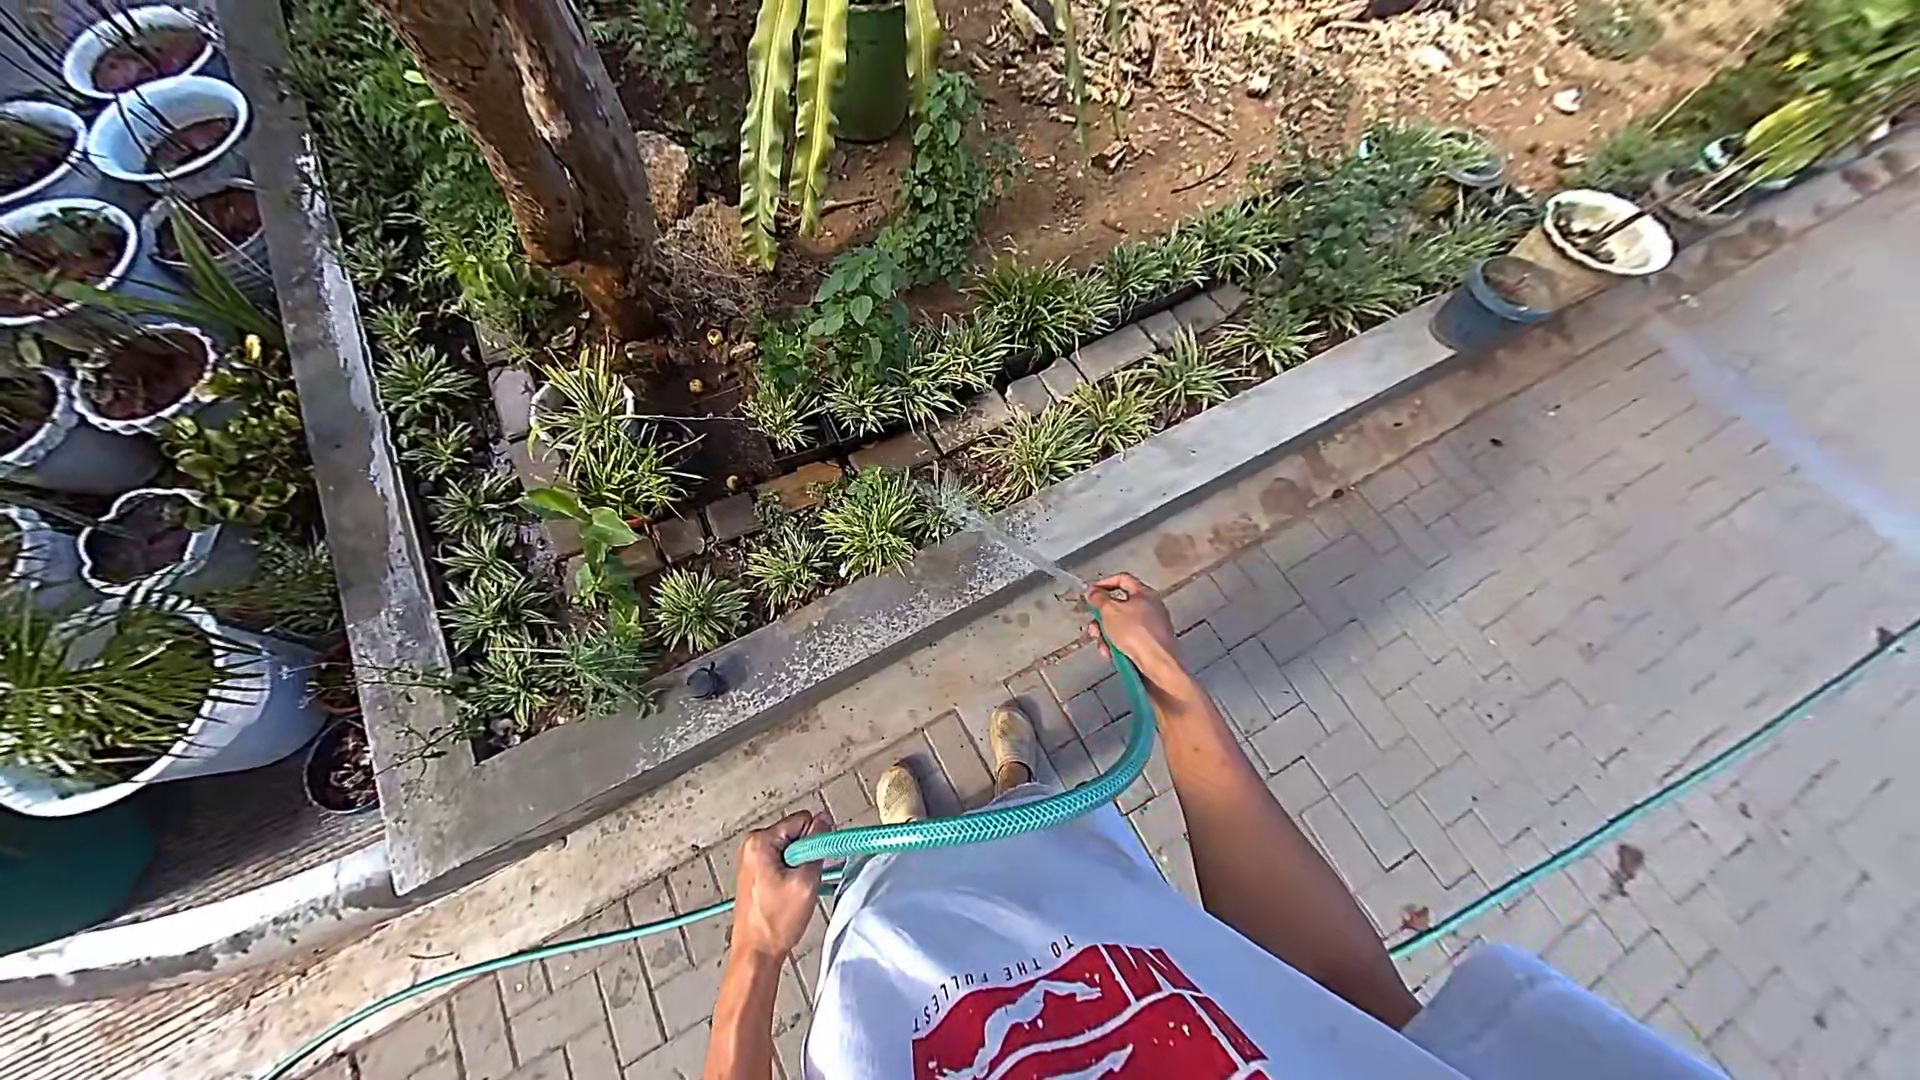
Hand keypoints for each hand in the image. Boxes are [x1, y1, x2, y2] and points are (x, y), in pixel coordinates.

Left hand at [729, 810, 828, 960]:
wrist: (756, 954)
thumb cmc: (775, 923)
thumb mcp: (806, 880)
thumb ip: (817, 844)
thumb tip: (823, 820)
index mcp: (759, 842)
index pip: (802, 820)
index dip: (814, 841)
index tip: (811, 864)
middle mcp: (752, 844)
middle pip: (796, 832)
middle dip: (805, 853)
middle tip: (801, 880)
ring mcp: (752, 857)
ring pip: (791, 846)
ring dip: (798, 864)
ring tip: (792, 889)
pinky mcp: (755, 869)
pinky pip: (782, 858)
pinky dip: (790, 871)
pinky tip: (787, 892)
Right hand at [1085, 574, 1194, 698]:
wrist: (1158, 665)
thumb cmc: (1135, 633)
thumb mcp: (1110, 611)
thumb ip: (1098, 598)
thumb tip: (1093, 591)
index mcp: (1144, 594)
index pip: (1123, 579)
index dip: (1104, 583)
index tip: (1091, 593)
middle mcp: (1150, 608)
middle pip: (1119, 606)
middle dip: (1102, 618)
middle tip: (1093, 627)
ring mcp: (1151, 628)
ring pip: (1120, 626)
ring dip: (1107, 635)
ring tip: (1103, 646)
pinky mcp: (1150, 645)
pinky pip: (1128, 641)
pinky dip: (1117, 646)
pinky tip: (1112, 655)